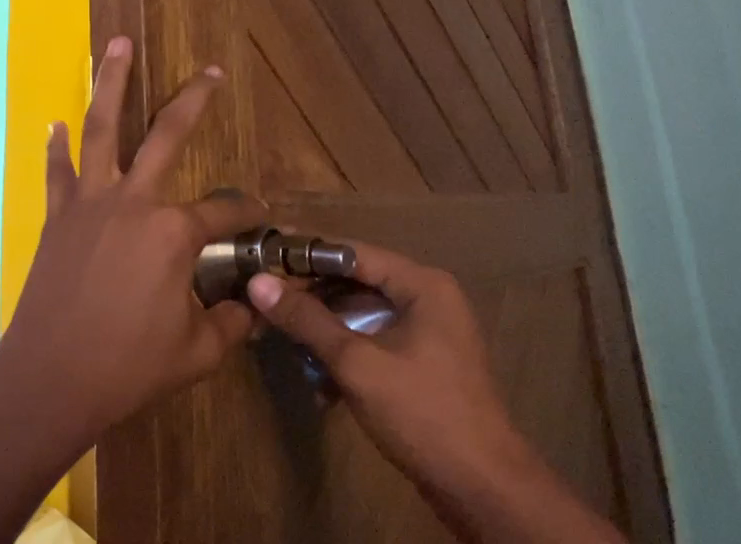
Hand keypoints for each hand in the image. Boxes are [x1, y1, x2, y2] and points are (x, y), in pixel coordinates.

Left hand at [0, 35, 268, 440]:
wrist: (50, 378)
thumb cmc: (128, 366)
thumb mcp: (197, 352)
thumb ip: (232, 323)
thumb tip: (255, 310)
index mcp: (174, 233)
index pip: (224, 211)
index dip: (247, 213)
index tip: (259, 216)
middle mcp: (134, 202)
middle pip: (167, 135)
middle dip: (193, 100)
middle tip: (210, 73)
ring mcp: (90, 203)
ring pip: (102, 128)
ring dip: (110, 82)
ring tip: (116, 44)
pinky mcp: (57, 216)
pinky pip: (59, 169)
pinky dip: (58, 145)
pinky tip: (58, 122)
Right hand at [245, 243, 521, 486]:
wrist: (482, 488)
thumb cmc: (422, 413)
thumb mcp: (357, 363)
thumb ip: (308, 320)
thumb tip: (258, 283)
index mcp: (422, 284)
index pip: (352, 252)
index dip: (305, 253)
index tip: (262, 256)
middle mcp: (428, 298)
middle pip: (356, 281)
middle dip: (310, 296)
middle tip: (264, 301)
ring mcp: (428, 332)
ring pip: (362, 314)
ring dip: (324, 329)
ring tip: (280, 338)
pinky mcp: (423, 364)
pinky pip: (374, 341)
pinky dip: (346, 354)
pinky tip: (317, 381)